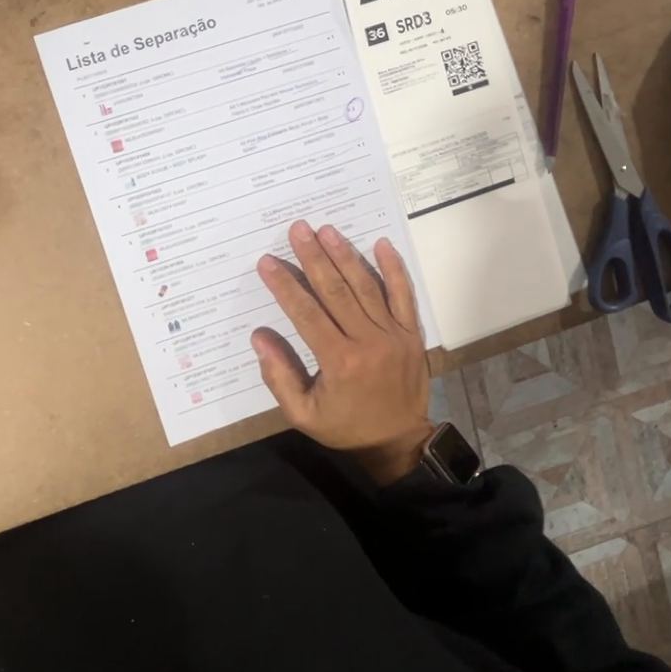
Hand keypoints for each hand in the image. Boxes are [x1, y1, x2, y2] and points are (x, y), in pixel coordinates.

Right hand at [251, 221, 433, 484]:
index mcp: (338, 361)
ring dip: (345, 255)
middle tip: (298, 229)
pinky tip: (381, 244)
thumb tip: (259, 337)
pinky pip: (403, 295)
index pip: (306, 313)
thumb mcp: (303, 414)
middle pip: (336, 291)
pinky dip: (393, 269)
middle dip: (314, 258)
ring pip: (366, 287)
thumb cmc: (345, 427)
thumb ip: (279, 376)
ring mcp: (393, 335)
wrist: (399, 442)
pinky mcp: (411, 333)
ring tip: (327, 230)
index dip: (285, 286)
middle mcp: (367, 341)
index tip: (268, 262)